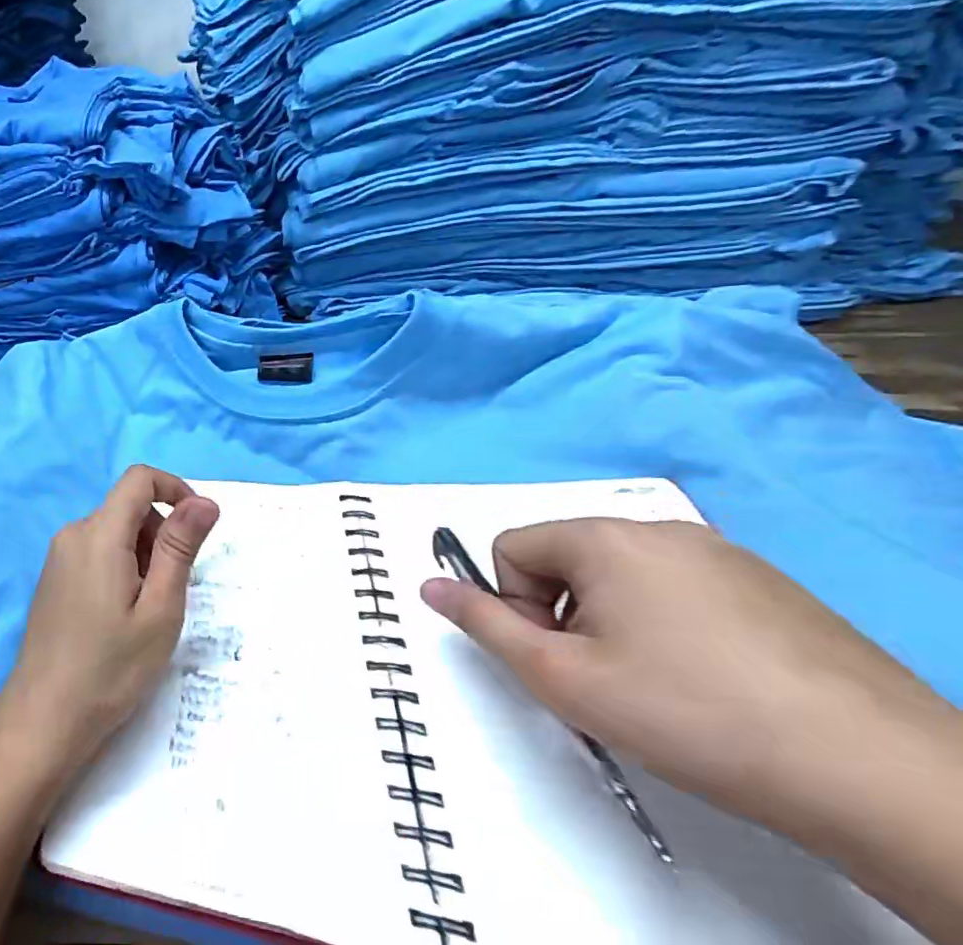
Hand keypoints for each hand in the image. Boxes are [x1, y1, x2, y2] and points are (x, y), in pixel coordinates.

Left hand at [0, 465, 220, 779]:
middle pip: (127, 508)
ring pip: (113, 531)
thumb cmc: (111, 666)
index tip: (198, 528)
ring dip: (142, 554)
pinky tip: (121, 615)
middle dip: (160, 535)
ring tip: (145, 610)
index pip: (138, 478)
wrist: (46, 711)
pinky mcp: (53, 576)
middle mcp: (72, 534)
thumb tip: (204, 501)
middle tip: (170, 591)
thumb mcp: (159, 608)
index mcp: (97, 534)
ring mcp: (58, 556)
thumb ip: (180, 548)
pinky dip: (120, 566)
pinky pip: (95, 551)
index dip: (175, 489)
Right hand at [419, 519, 960, 841]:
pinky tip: (714, 682)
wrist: (879, 777)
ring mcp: (729, 557)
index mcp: (606, 540)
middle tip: (603, 676)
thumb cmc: (690, 714)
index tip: (557, 657)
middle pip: (568, 559)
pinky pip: (685, 591)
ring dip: (615, 621)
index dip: (515, 604)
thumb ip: (483, 623)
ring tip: (660, 684)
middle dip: (564, 612)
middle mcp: (664, 531)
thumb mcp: (559, 675)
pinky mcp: (778, 590)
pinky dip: (673, 627)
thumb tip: (429, 586)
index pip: (512, 548)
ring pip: (625, 578)